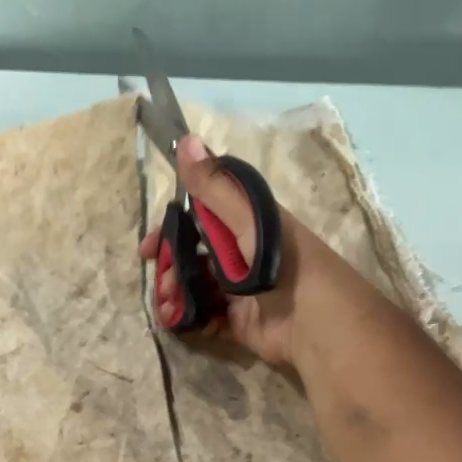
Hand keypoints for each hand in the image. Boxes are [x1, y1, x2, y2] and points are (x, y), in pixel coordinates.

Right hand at [143, 135, 303, 365]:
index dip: (169, 232)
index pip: (197, 220)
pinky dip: (186, 319)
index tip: (147, 249)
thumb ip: (214, 187)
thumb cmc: (283, 263)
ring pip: (191, 288)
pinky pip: (201, 317)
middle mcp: (240, 254)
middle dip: (168, 270)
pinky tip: (178, 321)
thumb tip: (185, 140)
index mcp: (245, 224)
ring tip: (169, 307)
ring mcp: (236, 290)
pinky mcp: (236, 321)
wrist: (313, 320)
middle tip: (162, 285)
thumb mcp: (247, 218)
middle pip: (190, 257)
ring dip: (173, 296)